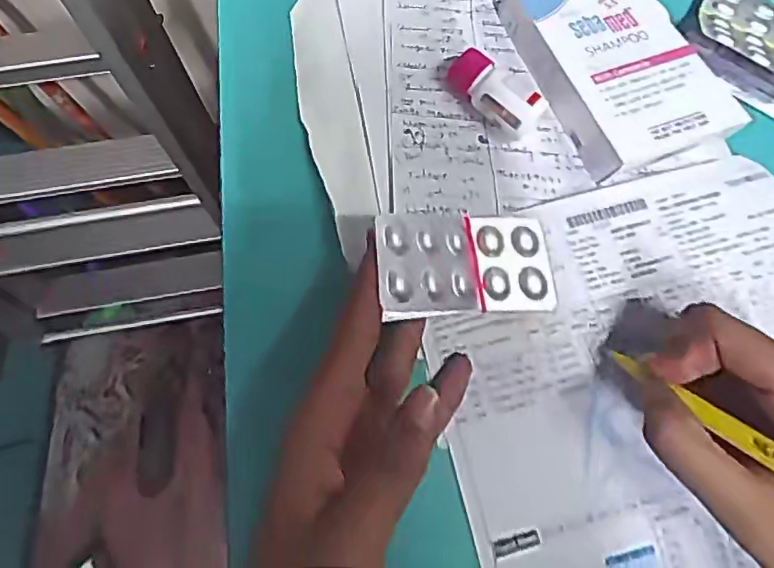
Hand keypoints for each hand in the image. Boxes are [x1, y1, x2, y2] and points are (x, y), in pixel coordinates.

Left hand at [251, 249, 473, 567]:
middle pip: (370, 346)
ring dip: (417, 338)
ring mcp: (359, 447)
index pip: (346, 338)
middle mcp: (337, 422)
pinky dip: (434, 395)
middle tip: (424, 258)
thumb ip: (390, 464)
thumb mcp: (346, 527)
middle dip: (394, 301)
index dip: (365, 289)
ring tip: (443, 297)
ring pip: (392, 376)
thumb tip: (429, 394)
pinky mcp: (379, 473)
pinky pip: (411, 422)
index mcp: (318, 421)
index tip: (382, 244)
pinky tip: (455, 372)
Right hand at [633, 304, 773, 567]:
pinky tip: (700, 435)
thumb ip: (686, 445)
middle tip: (661, 407)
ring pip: (713, 356)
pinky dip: (696, 398)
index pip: (720, 330)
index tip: (654, 388)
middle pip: (714, 336)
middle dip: (676, 366)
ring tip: (681, 427)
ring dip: (684, 384)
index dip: (676, 350)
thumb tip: (645, 387)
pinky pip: (722, 379)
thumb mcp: (751, 510)